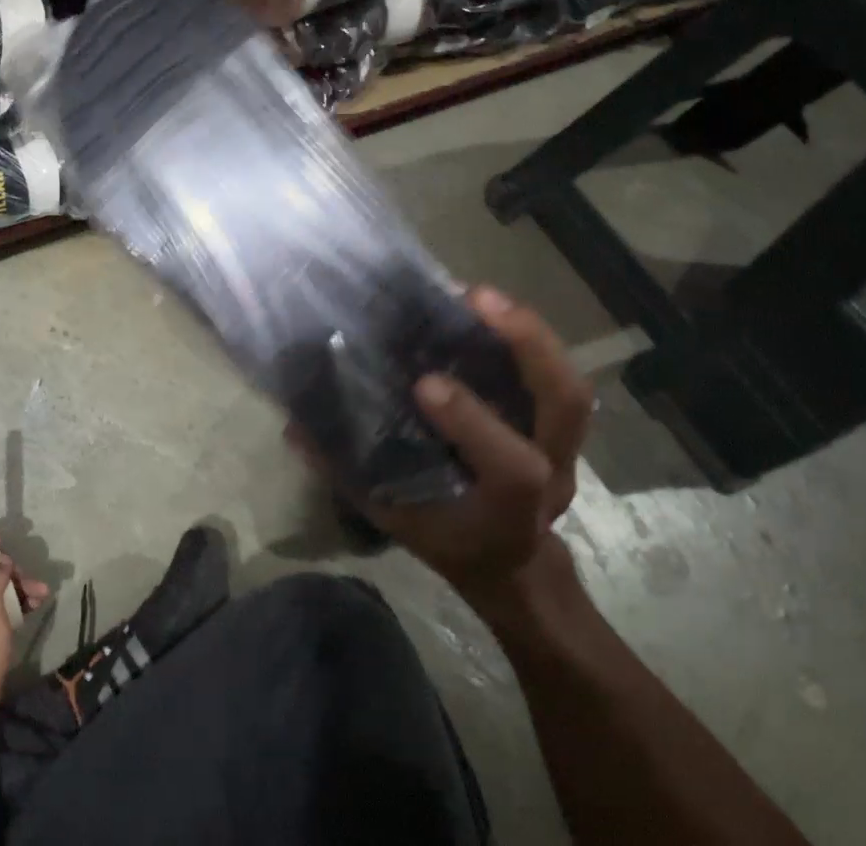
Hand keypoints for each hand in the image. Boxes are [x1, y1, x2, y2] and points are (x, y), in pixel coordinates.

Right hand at [294, 286, 591, 608]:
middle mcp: (551, 477)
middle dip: (529, 347)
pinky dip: (529, 343)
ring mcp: (565, 451)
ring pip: (570, 387)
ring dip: (531, 334)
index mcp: (509, 509)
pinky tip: (490, 316)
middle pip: (565, 407)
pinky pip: (557, 379)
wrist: (511, 567)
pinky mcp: (562, 431)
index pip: (512, 467)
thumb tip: (295, 428)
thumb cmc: (449, 544)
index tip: (425, 383)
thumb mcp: (394, 521)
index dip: (474, 422)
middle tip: (477, 299)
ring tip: (483, 298)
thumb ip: (349, 477)